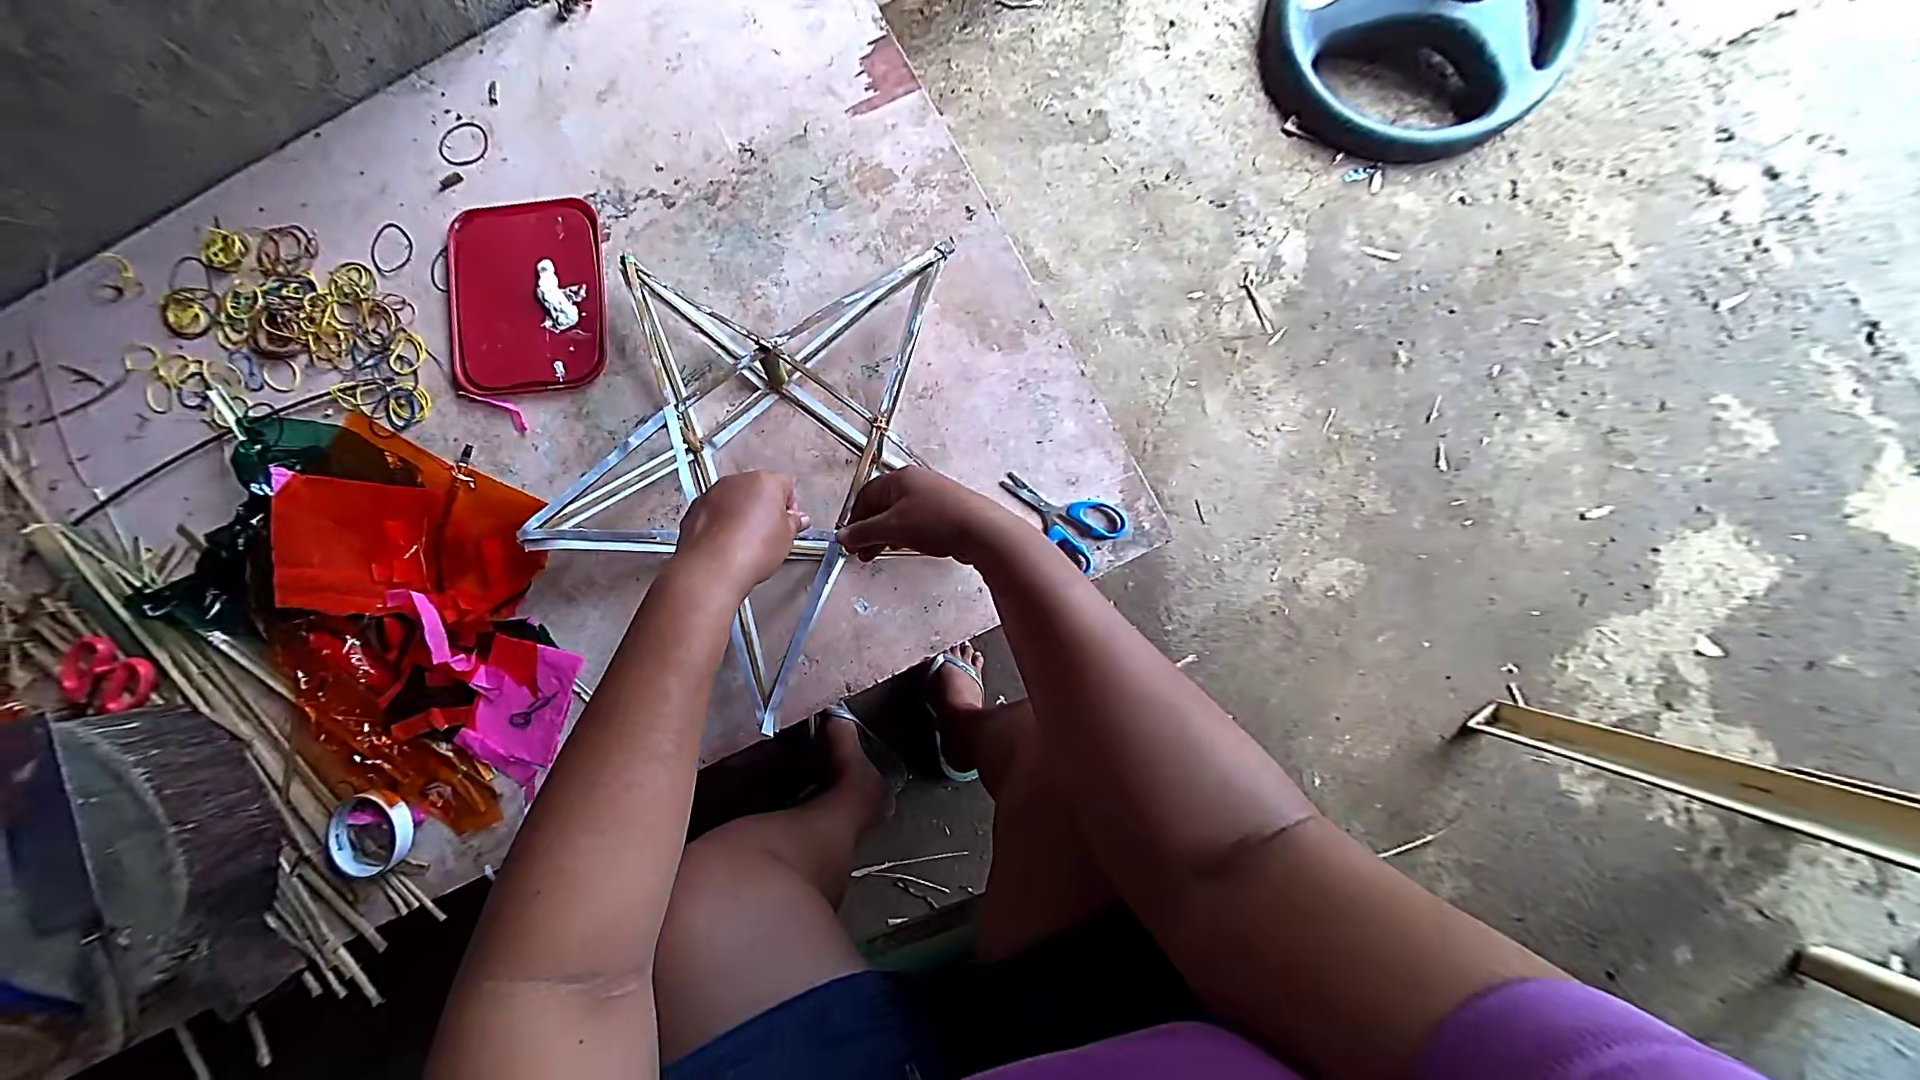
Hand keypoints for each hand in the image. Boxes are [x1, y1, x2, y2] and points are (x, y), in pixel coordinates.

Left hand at [673, 472, 806, 591]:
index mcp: (765, 482)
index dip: (790, 506)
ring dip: (742, 515)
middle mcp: (737, 482)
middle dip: (764, 508)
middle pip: (757, 489)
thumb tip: (795, 519)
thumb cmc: (751, 550)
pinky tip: (728, 545)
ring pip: (734, 499)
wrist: (713, 568)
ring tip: (747, 543)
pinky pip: (715, 512)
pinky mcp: (695, 509)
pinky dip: (722, 524)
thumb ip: (793, 522)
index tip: (790, 523)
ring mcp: (712, 494)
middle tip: (770, 533)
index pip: (786, 486)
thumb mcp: (787, 538)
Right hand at [836, 467, 1019, 564]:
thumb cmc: (941, 520)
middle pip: (882, 505)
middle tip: (862, 549)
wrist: (981, 531)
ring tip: (880, 552)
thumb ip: (864, 532)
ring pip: (900, 515)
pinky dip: (907, 535)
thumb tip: (847, 535)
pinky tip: (907, 547)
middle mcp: (917, 483)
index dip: (854, 519)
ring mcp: (933, 496)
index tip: (850, 539)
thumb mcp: (892, 528)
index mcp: (900, 478)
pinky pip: (918, 522)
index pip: (865, 495)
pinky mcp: (946, 512)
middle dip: (870, 530)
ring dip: (887, 535)